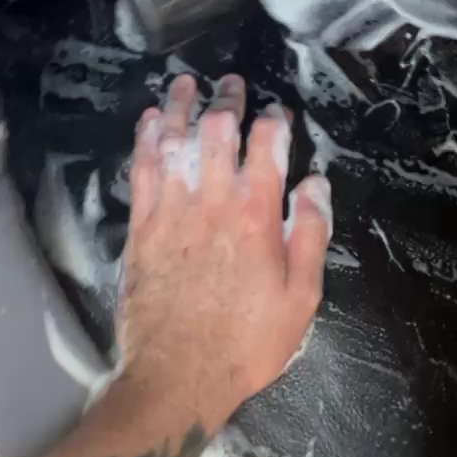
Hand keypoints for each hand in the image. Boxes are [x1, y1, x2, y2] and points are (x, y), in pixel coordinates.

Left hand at [113, 74, 330, 431]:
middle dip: (226, 99)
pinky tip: (148, 120)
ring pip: (174, 140)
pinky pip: (141, 169)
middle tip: (230, 83)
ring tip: (185, 82)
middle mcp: (213, 199)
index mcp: (256, 213)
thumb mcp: (301, 297)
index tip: (277, 113)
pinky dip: (145, 139)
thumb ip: (310, 233)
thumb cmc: (247, 340)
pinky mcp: (142, 224)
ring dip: (179, 106)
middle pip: (217, 131)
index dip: (273, 120)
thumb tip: (315, 184)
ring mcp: (172, 209)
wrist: (177, 375)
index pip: (267, 145)